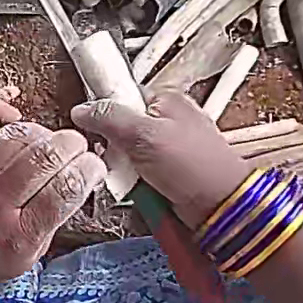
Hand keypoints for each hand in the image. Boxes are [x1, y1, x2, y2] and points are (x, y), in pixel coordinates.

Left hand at [0, 97, 106, 285]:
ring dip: (39, 133)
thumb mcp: (30, 254)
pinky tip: (11, 115)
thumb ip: (54, 216)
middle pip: (45, 157)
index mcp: (18, 234)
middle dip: (71, 146)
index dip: (88, 169)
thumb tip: (82, 173)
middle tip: (74, 147)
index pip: (66, 189)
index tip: (93, 164)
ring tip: (44, 143)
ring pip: (16, 136)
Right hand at [70, 92, 251, 223]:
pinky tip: (133, 183)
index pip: (120, 95)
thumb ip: (109, 117)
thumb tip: (81, 109)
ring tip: (126, 172)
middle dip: (109, 141)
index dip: (102, 110)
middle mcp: (165, 120)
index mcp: (165, 100)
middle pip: (118, 124)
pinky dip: (129, 177)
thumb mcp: (144, 134)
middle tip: (112, 152)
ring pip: (123, 149)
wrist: (221, 208)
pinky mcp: (163, 170)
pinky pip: (133, 169)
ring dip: (118, 163)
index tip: (90, 124)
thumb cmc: (196, 166)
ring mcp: (164, 147)